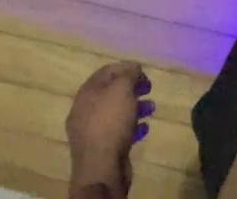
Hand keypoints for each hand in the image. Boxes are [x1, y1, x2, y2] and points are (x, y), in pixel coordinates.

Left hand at [67, 61, 153, 198]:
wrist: (100, 169)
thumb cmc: (110, 122)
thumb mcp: (122, 89)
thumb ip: (129, 74)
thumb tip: (133, 67)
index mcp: (87, 92)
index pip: (107, 71)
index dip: (126, 68)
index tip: (143, 72)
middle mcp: (85, 109)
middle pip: (111, 92)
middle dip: (132, 88)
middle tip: (149, 88)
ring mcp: (91, 131)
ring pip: (116, 112)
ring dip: (135, 107)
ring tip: (151, 108)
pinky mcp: (100, 148)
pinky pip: (117, 131)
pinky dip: (132, 127)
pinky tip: (144, 128)